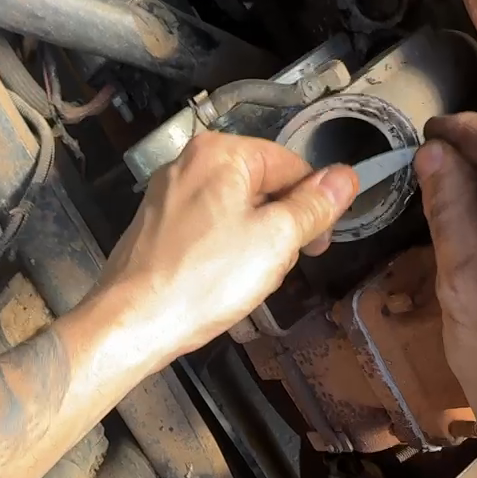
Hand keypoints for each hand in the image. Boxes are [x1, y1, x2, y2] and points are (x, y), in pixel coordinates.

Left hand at [91, 131, 357, 359]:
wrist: (131, 323)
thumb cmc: (203, 280)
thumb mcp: (276, 240)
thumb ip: (314, 206)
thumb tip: (345, 177)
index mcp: (219, 153)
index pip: (290, 165)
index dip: (314, 204)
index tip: (319, 243)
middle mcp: (185, 166)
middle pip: (259, 189)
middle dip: (277, 228)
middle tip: (275, 267)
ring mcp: (164, 200)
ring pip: (232, 215)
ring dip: (250, 247)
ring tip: (242, 281)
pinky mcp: (152, 233)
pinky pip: (203, 235)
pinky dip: (219, 256)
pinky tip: (216, 286)